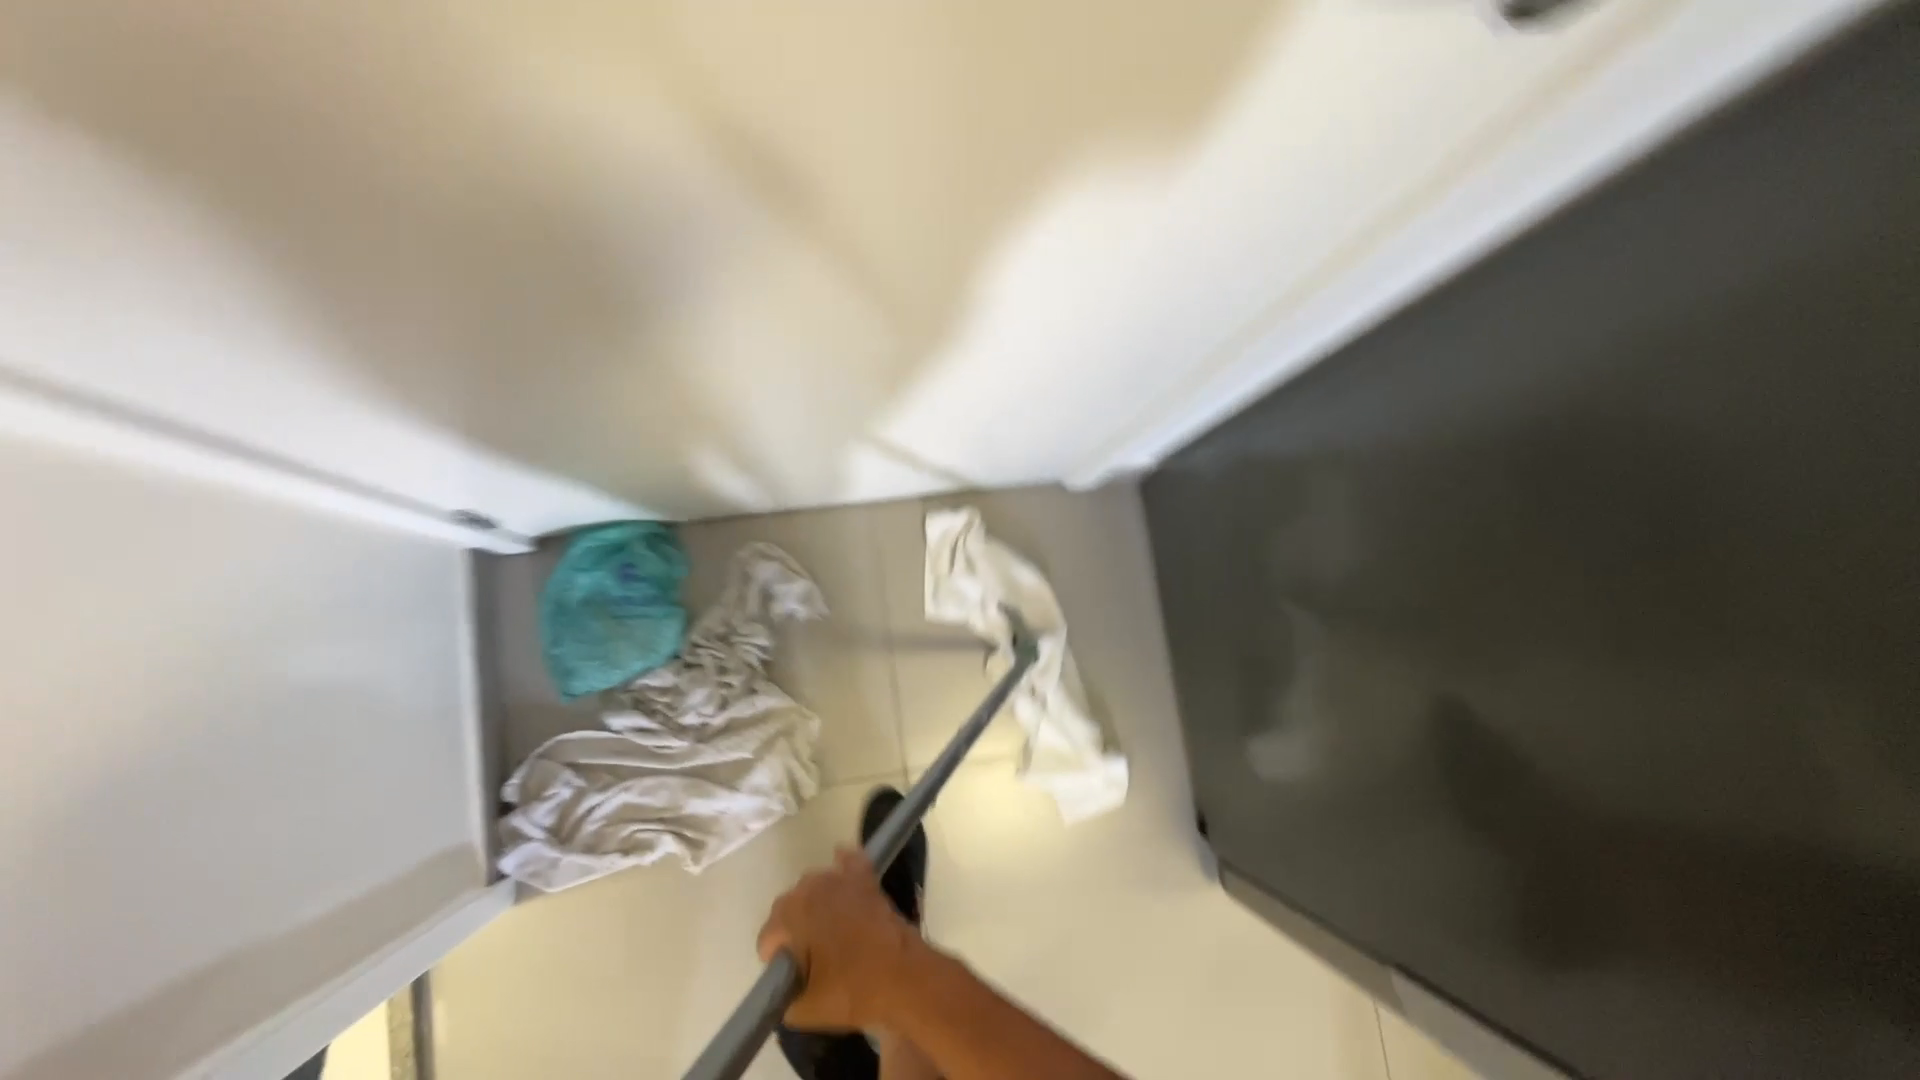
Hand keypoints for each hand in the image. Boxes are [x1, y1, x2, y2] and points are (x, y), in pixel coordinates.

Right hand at [757, 846, 922, 1031]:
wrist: (904, 978)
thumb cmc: (852, 990)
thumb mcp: (806, 1009)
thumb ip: (784, 997)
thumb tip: (786, 988)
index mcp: (791, 915)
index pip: (769, 937)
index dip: (776, 960)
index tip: (792, 978)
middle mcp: (810, 888)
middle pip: (788, 908)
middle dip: (792, 931)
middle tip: (809, 960)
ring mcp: (840, 879)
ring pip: (814, 886)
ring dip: (814, 905)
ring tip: (826, 933)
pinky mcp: (866, 880)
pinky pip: (849, 862)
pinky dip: (843, 864)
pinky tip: (840, 866)